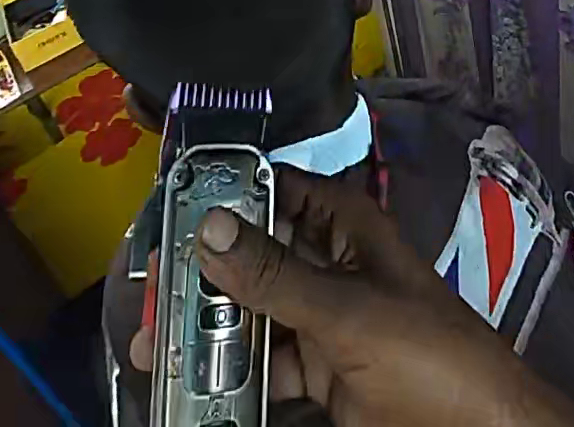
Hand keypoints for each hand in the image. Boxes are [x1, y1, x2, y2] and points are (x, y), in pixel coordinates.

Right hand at [132, 170, 573, 426]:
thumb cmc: (423, 354)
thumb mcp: (346, 312)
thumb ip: (275, 275)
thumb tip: (207, 226)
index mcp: (342, 225)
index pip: (275, 189)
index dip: (226, 192)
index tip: (172, 208)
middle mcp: (326, 260)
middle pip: (254, 252)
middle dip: (204, 269)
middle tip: (151, 283)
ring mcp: (321, 315)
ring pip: (253, 308)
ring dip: (207, 324)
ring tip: (151, 339)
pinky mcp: (319, 368)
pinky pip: (265, 360)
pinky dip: (231, 372)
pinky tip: (190, 383)